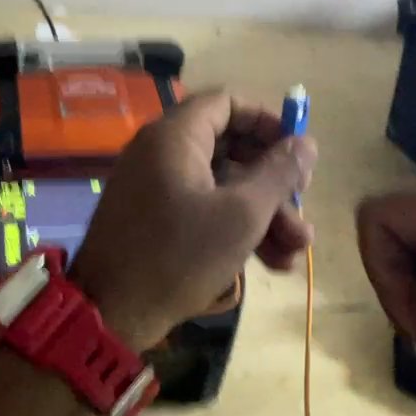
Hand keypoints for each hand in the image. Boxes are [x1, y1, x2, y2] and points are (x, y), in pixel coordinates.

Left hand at [70, 91, 317, 349]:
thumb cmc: (180, 255)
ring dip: (262, 214)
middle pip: (230, 148)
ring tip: (294, 252)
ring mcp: (154, 187)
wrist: (109, 313)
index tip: (298, 153)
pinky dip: (233, 228)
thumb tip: (306, 142)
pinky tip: (270, 263)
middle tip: (302, 208)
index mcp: (175, 136)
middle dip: (273, 182)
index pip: (227, 102)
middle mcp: (160, 152)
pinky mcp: (153, 220)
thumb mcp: (241, 214)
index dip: (268, 121)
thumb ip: (278, 173)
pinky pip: (201, 209)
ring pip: (220, 186)